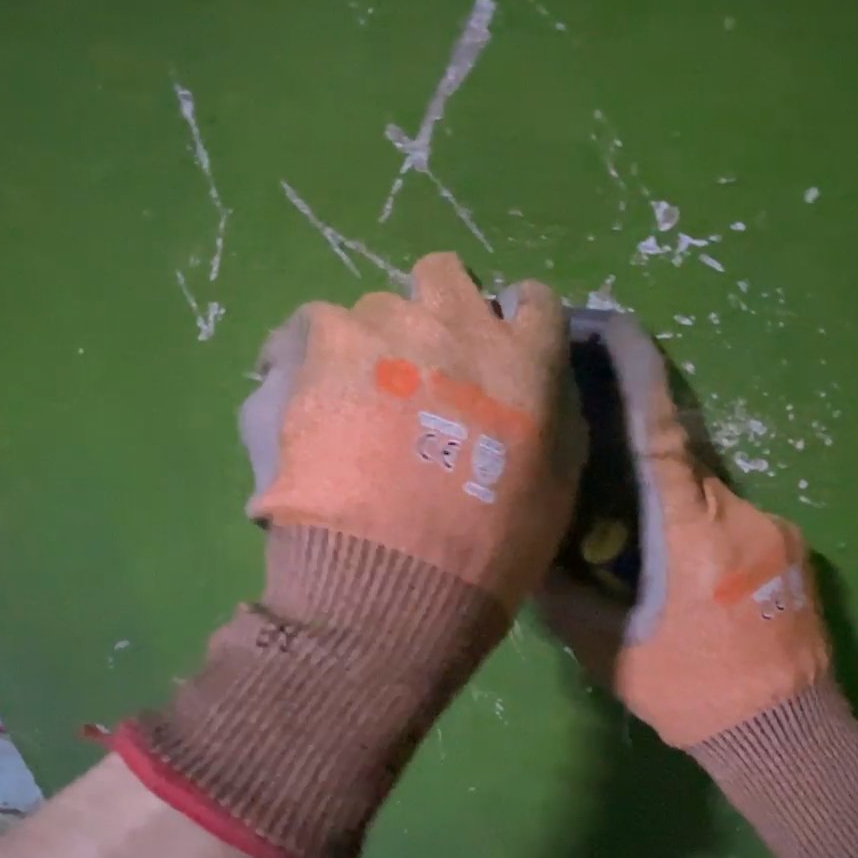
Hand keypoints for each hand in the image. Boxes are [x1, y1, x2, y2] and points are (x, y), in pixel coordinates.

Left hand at [114, 253, 583, 857]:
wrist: (395, 582)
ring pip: (372, 307)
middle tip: (413, 365)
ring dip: (368, 343)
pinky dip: (306, 358)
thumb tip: (529, 392)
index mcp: (528, 362)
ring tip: (349, 403)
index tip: (487, 349)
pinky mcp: (324, 344)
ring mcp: (389, 329)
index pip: (531, 301)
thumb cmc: (486, 551)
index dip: (508, 321)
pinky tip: (303, 403)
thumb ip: (549, 420)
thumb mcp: (554, 488)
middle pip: (442, 275)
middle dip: (430, 309)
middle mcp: (462, 327)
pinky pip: (309, 328)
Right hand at [538, 312, 857, 857]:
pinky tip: (676, 567)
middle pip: (679, 452)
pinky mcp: (790, 545)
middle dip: (632, 440)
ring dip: (663, 496)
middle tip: (587, 443)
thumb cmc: (693, 692)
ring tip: (628, 536)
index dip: (633, 367)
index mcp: (691, 530)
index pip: (659, 428)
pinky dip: (694, 520)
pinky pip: (728, 512)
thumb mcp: (610, 649)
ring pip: (703, 486)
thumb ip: (566, 592)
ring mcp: (774, 524)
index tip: (606, 321)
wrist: (789, 737)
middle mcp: (740, 510)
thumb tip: (531, 546)